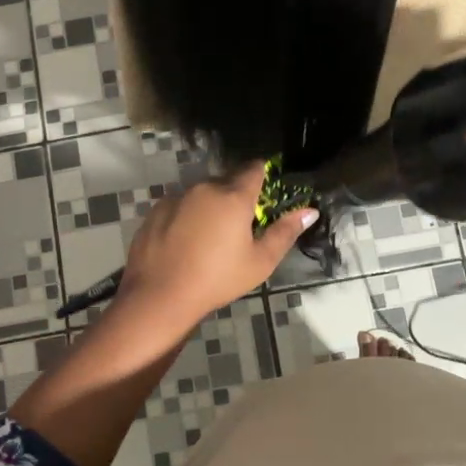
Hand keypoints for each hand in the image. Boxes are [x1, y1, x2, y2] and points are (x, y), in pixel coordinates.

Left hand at [116, 162, 316, 330]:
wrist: (159, 296)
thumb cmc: (218, 280)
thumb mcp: (260, 262)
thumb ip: (285, 232)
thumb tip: (310, 211)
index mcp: (233, 197)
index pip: (254, 169)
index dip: (262, 175)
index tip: (265, 192)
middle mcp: (204, 188)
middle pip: (227, 181)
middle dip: (236, 196)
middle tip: (239, 226)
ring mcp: (176, 197)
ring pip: (201, 193)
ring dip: (210, 206)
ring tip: (209, 238)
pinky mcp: (155, 210)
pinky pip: (179, 205)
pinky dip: (186, 216)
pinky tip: (185, 243)